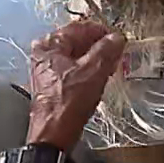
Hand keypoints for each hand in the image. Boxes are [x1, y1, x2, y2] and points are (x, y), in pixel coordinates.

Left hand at [26, 19, 126, 151]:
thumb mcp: (93, 72)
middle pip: (78, 42)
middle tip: (117, 54)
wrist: (54, 134)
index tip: (119, 39)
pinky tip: (99, 80)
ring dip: (95, 61)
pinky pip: (74, 71)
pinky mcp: (52, 86)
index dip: (103, 31)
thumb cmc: (68, 103)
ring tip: (111, 67)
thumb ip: (106, 50)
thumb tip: (117, 38)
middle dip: (100, 47)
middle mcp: (44, 55)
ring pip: (77, 57)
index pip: (80, 27)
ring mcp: (47, 71)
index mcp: (49, 45)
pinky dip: (88, 72)